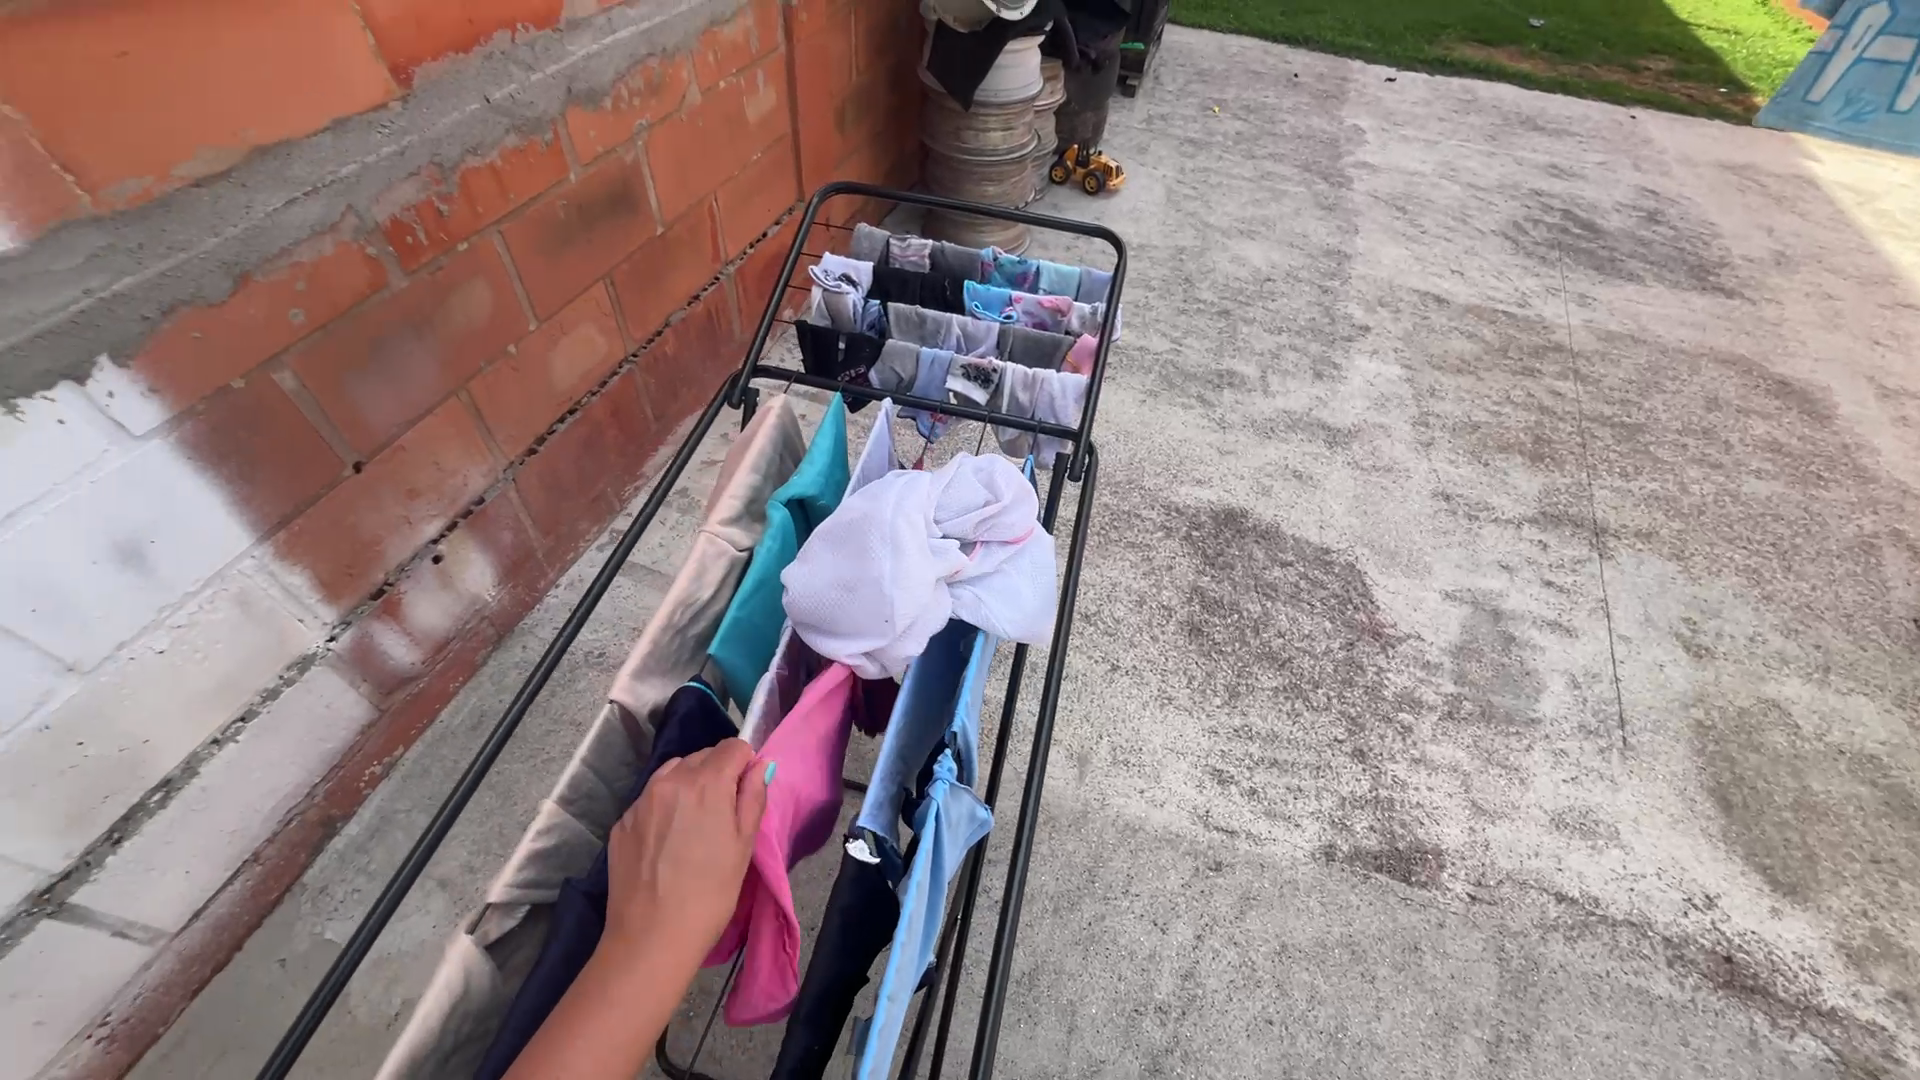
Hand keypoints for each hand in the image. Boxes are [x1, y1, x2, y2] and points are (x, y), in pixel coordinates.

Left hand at [603, 738, 768, 961]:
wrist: (651, 939)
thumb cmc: (710, 893)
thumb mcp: (745, 844)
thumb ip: (754, 796)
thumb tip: (759, 766)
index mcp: (706, 782)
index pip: (732, 747)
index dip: (745, 764)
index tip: (746, 790)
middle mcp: (670, 781)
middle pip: (702, 756)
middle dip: (717, 772)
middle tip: (723, 812)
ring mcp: (640, 801)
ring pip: (673, 773)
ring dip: (689, 784)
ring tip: (694, 823)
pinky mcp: (621, 823)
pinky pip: (650, 799)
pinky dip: (664, 806)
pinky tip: (668, 841)